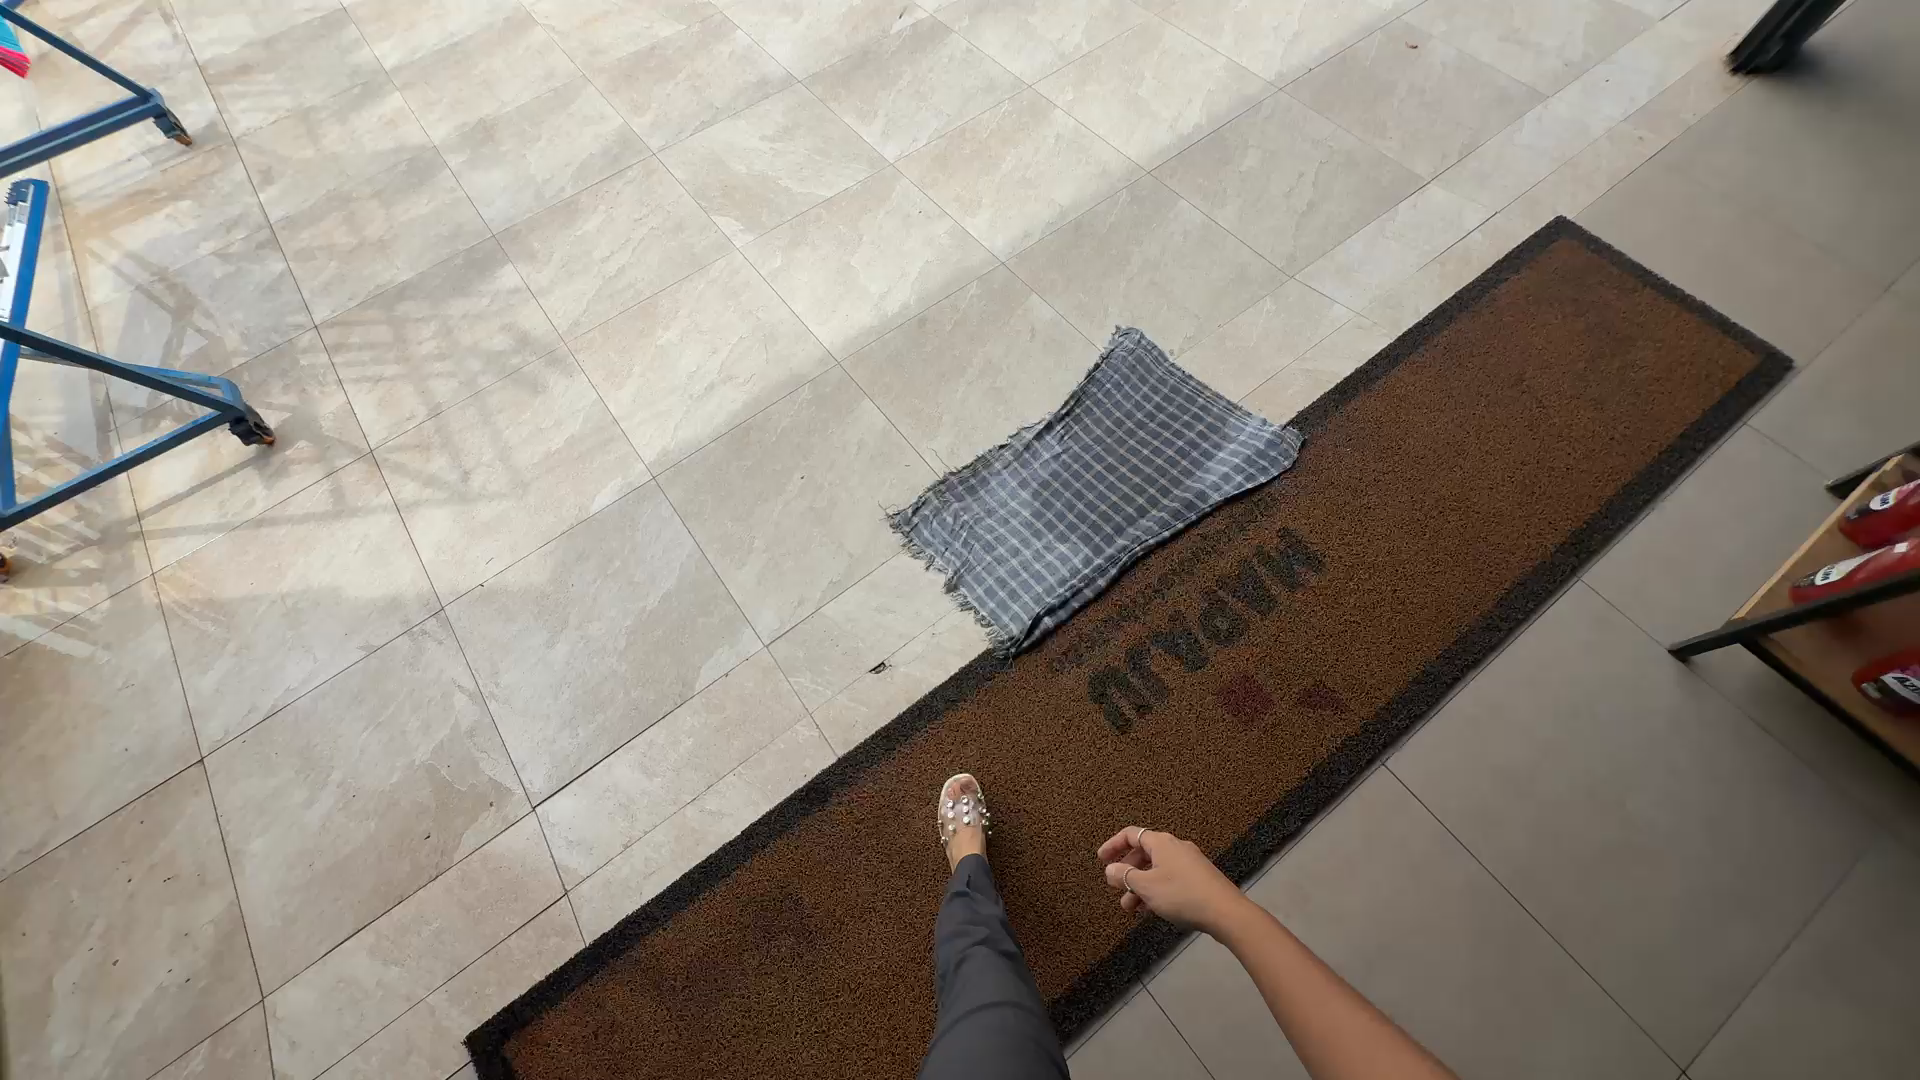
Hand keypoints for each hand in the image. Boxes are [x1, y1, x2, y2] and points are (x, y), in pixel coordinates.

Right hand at [1099, 827, 1250, 933]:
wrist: (1226, 912)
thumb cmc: (1181, 894)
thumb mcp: (1147, 887)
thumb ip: (1124, 877)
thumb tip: (1110, 870)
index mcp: (1161, 842)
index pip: (1130, 835)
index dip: (1113, 846)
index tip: (1101, 860)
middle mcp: (1175, 847)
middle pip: (1144, 854)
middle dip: (1127, 873)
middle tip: (1116, 889)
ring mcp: (1189, 862)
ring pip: (1157, 870)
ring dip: (1141, 886)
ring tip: (1131, 909)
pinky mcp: (1200, 878)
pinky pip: (1170, 879)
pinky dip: (1156, 890)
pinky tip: (1152, 910)